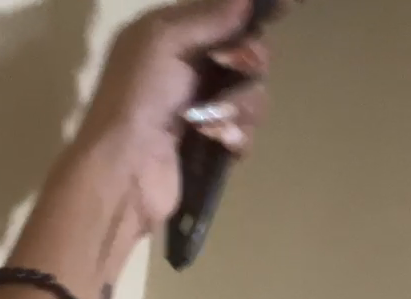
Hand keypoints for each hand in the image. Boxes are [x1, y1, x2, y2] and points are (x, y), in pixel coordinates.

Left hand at [72, 0, 294, 231]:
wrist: (125, 171)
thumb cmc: (136, 98)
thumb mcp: (163, 40)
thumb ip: (206, 17)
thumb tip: (245, 1)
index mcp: (173, 38)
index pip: (223, 16)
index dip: (252, 13)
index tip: (285, 7)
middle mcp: (190, 72)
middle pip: (248, 55)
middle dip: (249, 62)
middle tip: (237, 68)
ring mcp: (201, 113)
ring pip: (252, 97)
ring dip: (240, 105)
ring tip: (212, 122)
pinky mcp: (210, 150)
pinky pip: (243, 134)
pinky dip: (235, 137)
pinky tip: (216, 142)